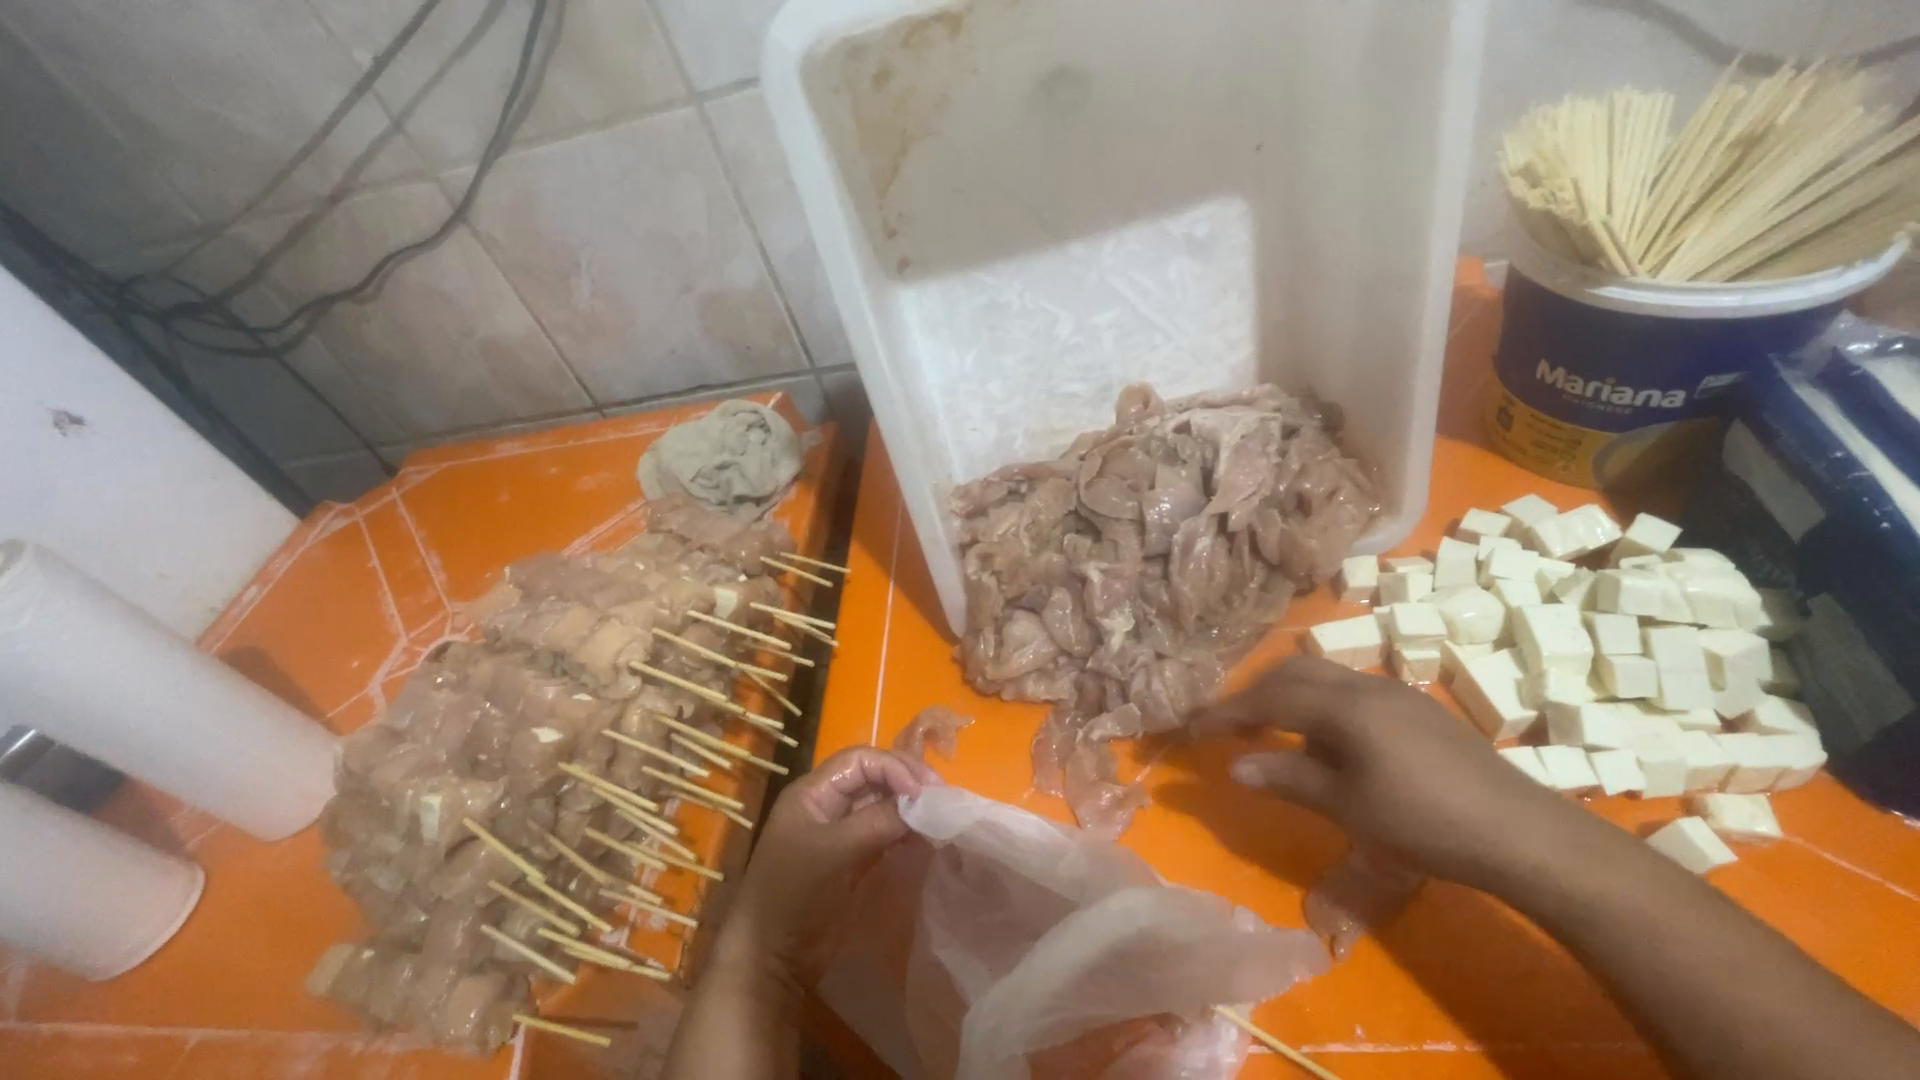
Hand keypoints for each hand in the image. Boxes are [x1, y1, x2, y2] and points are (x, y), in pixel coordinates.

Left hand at [719, 745, 939, 986]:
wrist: (772, 958)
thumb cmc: (793, 894)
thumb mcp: (834, 852)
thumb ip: (878, 821)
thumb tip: (924, 801)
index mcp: (812, 792)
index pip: (860, 760)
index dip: (894, 767)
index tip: (924, 791)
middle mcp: (827, 805)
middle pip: (874, 777)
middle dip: (908, 782)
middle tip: (942, 798)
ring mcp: (841, 833)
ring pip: (882, 804)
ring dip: (911, 806)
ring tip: (940, 816)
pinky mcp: (853, 860)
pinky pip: (885, 832)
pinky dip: (907, 831)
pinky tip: (926, 837)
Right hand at [1188, 655, 1584, 888]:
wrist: (1521, 832)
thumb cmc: (1425, 822)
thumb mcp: (1347, 806)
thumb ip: (1288, 778)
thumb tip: (1233, 768)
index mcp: (1346, 707)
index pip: (1270, 697)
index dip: (1227, 711)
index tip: (1192, 727)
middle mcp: (1367, 686)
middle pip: (1295, 671)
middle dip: (1254, 693)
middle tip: (1228, 725)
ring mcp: (1395, 693)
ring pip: (1324, 677)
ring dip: (1288, 697)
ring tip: (1270, 733)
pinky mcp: (1416, 709)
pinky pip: (1350, 692)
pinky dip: (1319, 706)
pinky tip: (1325, 743)